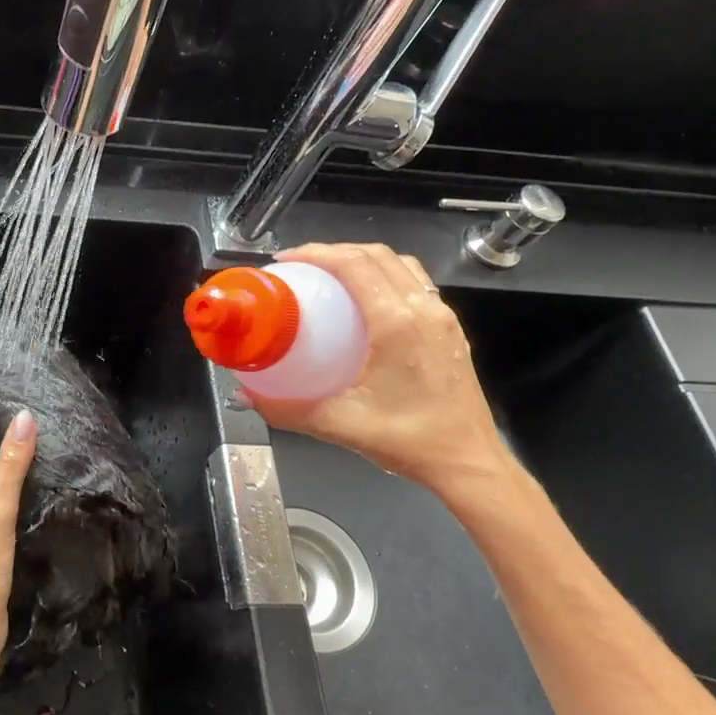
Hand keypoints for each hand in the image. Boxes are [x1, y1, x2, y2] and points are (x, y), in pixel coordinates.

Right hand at [246, 243, 512, 491]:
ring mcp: (442, 318)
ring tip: (331, 278)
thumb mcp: (339, 424)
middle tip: (301, 268)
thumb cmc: (409, 440)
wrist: (468, 462)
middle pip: (378, 256)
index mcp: (397, 323)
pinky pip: (415, 285)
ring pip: (401, 266)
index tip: (286, 261)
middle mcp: (424, 310)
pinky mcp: (450, 331)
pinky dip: (386, 277)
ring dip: (364, 261)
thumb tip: (247, 395)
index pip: (356, 265)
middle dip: (336, 252)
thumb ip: (287, 409)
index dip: (317, 253)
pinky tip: (365, 304)